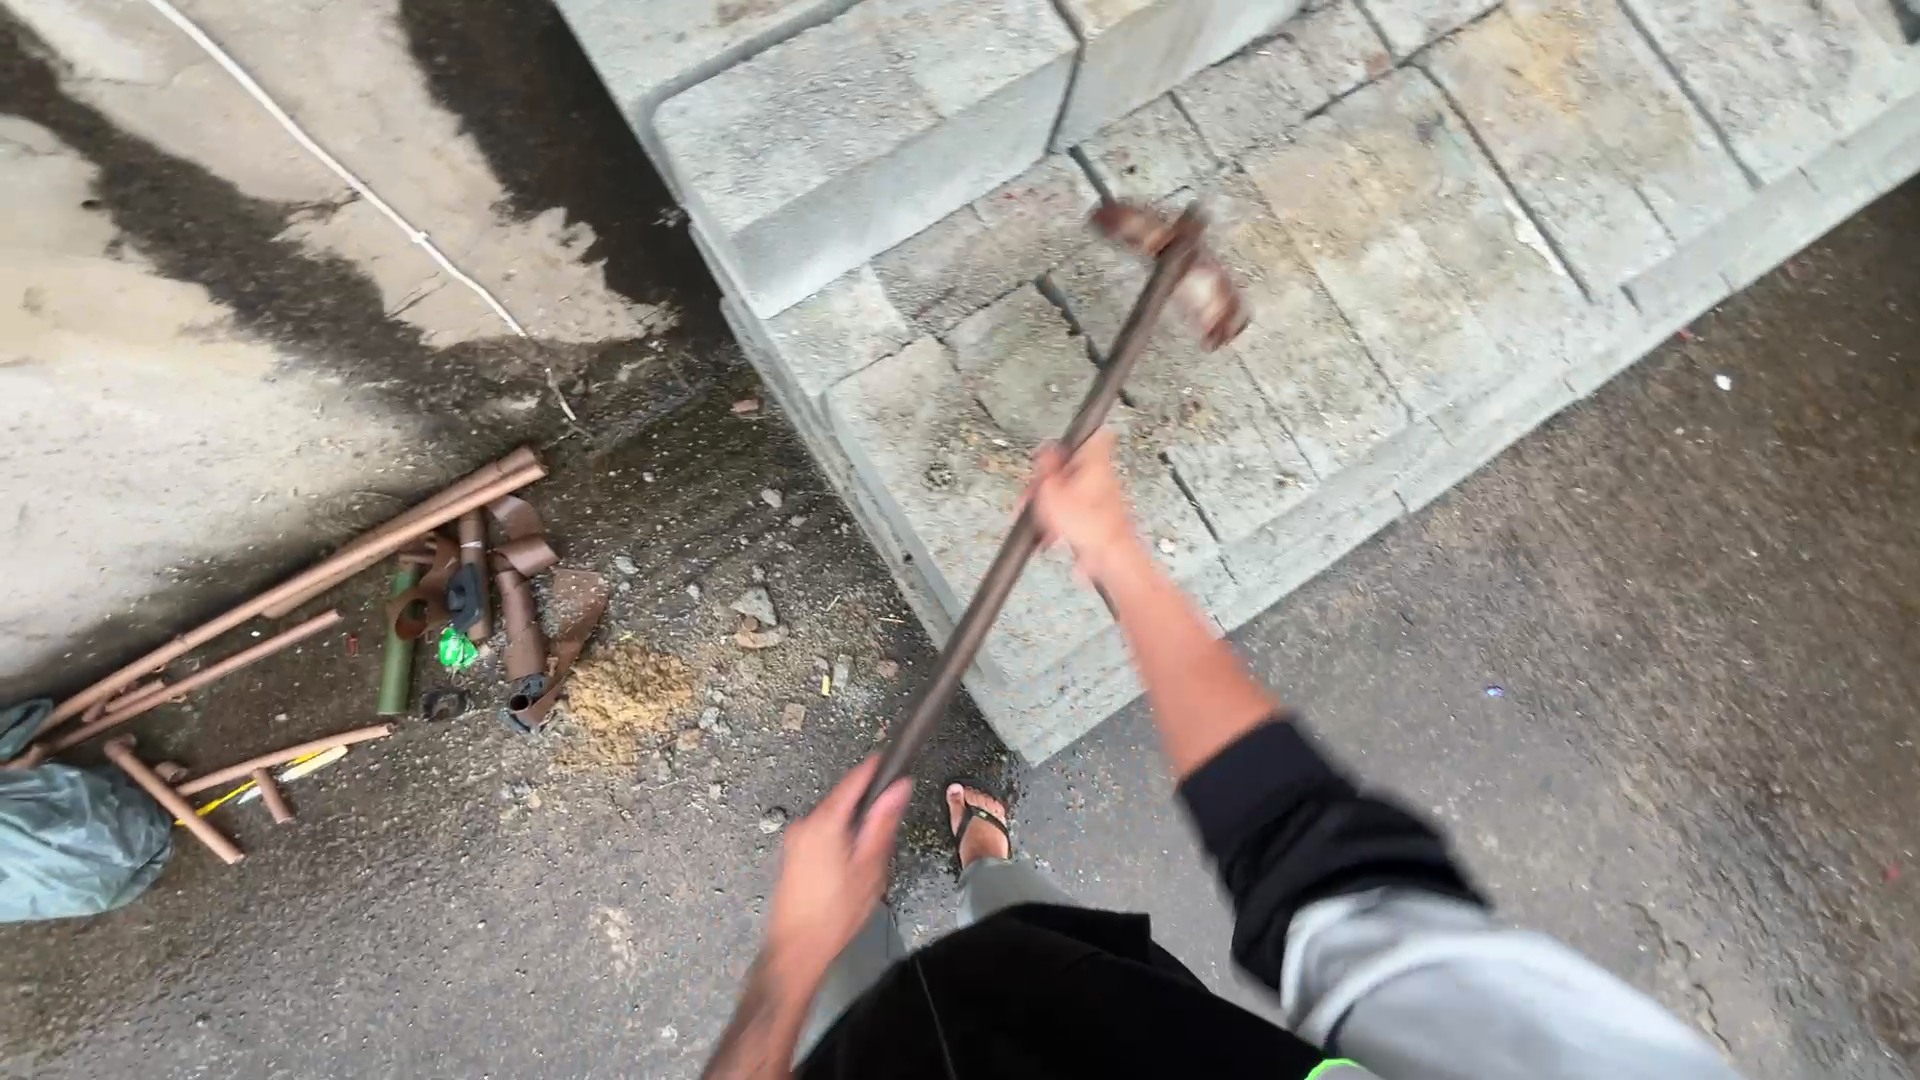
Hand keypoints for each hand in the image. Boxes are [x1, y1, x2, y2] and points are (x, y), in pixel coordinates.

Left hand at [764, 757, 911, 985]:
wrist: (796, 951)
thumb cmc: (832, 915)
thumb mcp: (870, 866)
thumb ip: (884, 822)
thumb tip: (898, 788)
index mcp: (825, 822)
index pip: (854, 779)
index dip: (876, 767)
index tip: (890, 758)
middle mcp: (805, 825)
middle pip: (845, 802)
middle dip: (866, 813)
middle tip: (884, 837)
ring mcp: (795, 840)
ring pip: (834, 821)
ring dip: (851, 832)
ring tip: (864, 867)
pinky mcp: (792, 854)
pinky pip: (821, 836)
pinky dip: (837, 844)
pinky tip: (845, 875)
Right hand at [1024, 428, 1147, 586]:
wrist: (1109, 557)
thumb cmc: (1088, 525)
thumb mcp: (1051, 490)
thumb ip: (1047, 467)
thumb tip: (1045, 451)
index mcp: (1094, 462)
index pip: (1093, 434)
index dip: (1074, 437)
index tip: (1059, 446)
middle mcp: (1103, 477)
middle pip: (1073, 468)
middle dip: (1050, 481)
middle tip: (1037, 492)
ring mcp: (1103, 500)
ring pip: (1071, 493)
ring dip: (1052, 505)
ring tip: (1040, 519)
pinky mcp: (1100, 520)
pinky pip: (1076, 514)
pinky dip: (1061, 522)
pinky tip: (1050, 535)